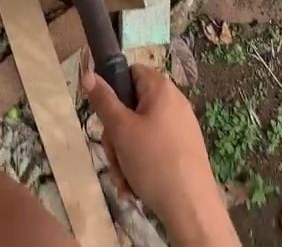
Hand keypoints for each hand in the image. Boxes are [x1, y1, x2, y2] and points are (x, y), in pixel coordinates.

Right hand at [83, 66, 235, 243]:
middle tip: (115, 157)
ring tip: (124, 181)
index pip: (130, 72)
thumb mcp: (121, 130)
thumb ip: (103, 101)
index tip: (105, 117)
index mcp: (161, 88)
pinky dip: (141, 165)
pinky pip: (153, 148)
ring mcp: (180, 126)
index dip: (113, 91)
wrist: (192, 207)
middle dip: (116, 136)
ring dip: (125, 156)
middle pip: (131, 107)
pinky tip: (135, 188)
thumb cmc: (154, 161)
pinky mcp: (183, 149)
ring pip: (139, 132)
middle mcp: (173, 101)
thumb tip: (89, 73)